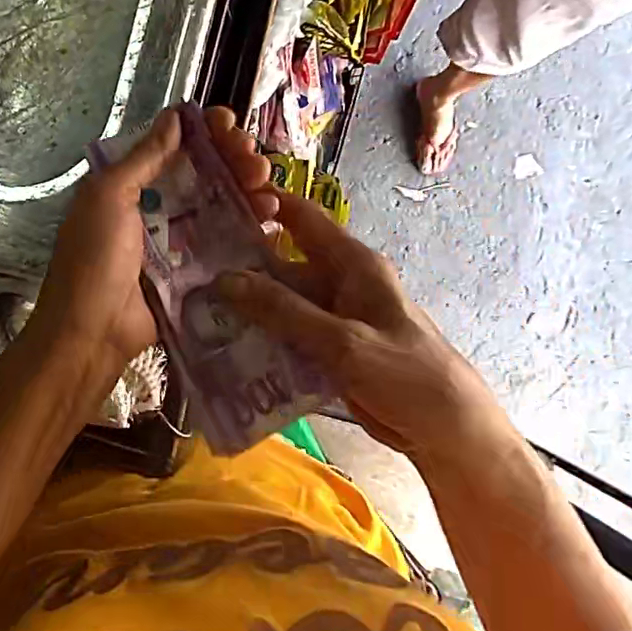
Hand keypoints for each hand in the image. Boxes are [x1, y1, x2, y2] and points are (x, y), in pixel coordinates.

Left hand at [29, 106, 275, 374]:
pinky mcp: (198, 268)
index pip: (175, 147)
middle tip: (256, 160)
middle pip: (205, 172)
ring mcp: (180, 238)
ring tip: (266, 184)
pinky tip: (268, 213)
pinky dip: (250, 222)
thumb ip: (144, 157)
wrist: (93, 332)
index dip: (204, 133)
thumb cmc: (94, 258)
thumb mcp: (109, 197)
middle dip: (234, 159)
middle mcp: (158, 206)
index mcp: (132, 184)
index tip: (229, 126)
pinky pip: (228, 238)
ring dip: (247, 187)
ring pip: (222, 202)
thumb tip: (175, 116)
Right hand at [217, 191, 509, 466]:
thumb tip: (225, 279)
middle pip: (283, 263)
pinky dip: (263, 341)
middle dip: (241, 267)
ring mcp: (335, 318)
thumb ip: (285, 311)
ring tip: (195, 313)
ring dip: (247, 310)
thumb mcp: (343, 341)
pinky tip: (227, 351)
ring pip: (282, 304)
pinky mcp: (331, 350)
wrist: (445, 427)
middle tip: (186, 272)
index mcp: (352, 263)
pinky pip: (290, 336)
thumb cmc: (404, 372)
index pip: (302, 217)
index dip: (263, 203)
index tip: (214, 203)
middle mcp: (340, 282)